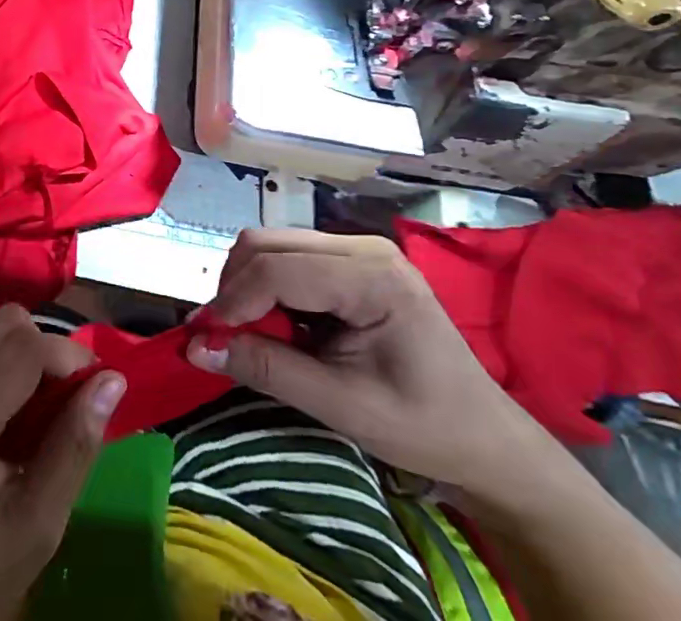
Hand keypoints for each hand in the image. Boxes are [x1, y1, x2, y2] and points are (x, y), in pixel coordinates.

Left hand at [0, 304, 127, 620]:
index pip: (28, 346)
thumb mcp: (36, 527)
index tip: (97, 394)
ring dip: (29, 360)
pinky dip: (7, 371)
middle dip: (50, 352)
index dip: (72, 358)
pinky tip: (11, 423)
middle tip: (68, 406)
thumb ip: (74, 447)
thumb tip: (112, 380)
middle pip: (9, 324)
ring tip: (41, 421)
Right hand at [187, 228, 555, 499]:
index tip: (203, 341)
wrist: (483, 437)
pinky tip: (276, 328)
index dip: (231, 302)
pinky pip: (286, 260)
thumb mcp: (341, 405)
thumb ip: (267, 369)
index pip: (276, 269)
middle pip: (265, 244)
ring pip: (270, 247)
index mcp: (373, 277)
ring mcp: (357, 250)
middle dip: (233, 289)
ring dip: (245, 288)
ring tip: (250, 337)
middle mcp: (362, 247)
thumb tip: (196, 348)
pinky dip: (264, 290)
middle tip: (223, 340)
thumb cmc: (424, 426)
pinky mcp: (350, 263)